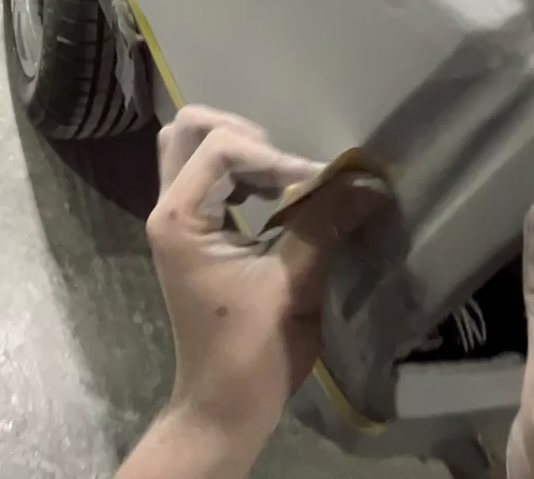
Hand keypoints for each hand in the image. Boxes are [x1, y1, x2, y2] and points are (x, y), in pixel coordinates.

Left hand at [119, 106, 382, 478]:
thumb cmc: (252, 353)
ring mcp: (174, 214)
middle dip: (242, 134)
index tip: (316, 181)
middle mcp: (167, 206)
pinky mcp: (189, 226)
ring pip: (189, 145)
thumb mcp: (293, 284)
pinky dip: (236, 168)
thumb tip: (367, 182)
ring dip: (238, 148)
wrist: (221, 404)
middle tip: (284, 168)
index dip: (273, 156)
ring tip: (280, 177)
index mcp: (179, 217)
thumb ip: (323, 224)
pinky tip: (270, 193)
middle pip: (189, 129)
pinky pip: (201, 171)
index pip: (220, 149)